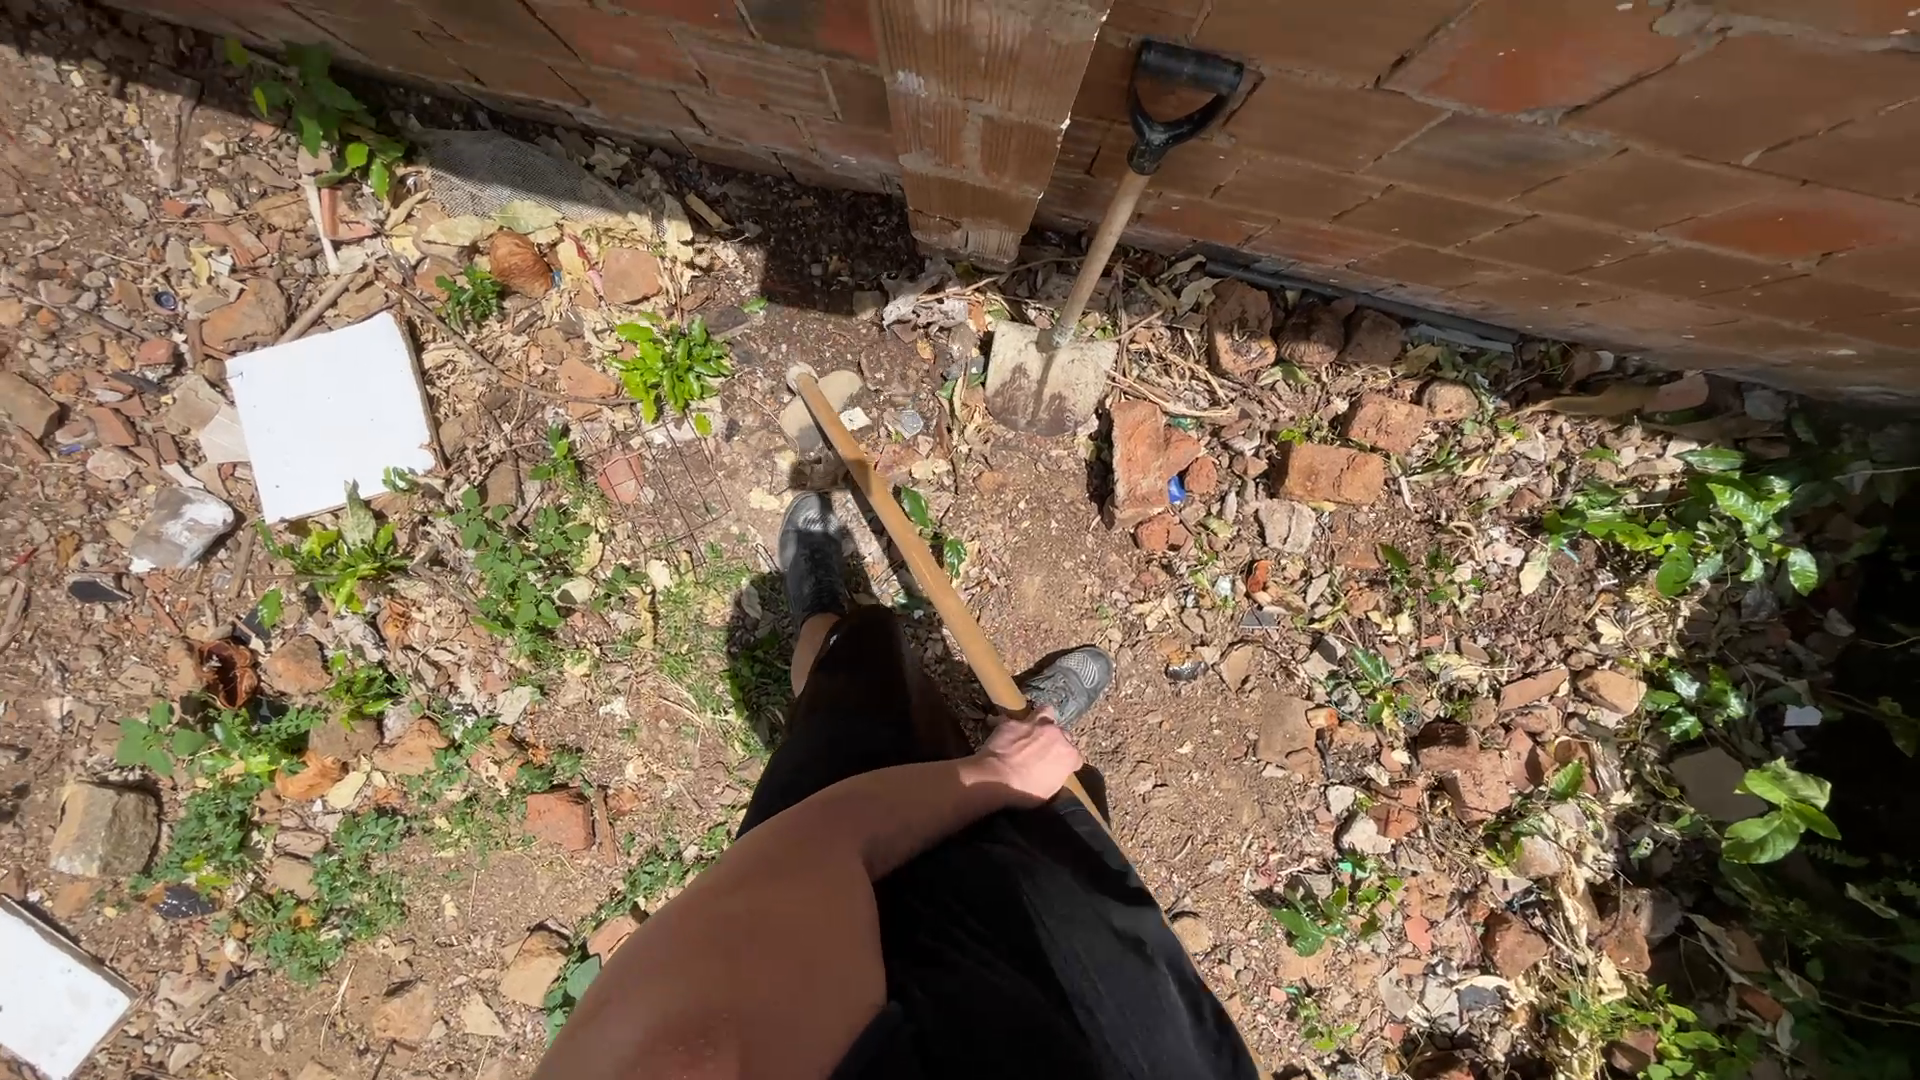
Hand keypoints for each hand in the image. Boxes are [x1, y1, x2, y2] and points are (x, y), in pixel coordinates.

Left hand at [967, 707, 1081, 805]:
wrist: (997, 778)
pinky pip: (1016, 720)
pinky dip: (1015, 727)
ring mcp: (1035, 725)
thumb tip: (1053, 772)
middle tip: (1046, 751)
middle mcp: (1056, 734)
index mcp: (1069, 755)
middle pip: (1063, 734)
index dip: (1066, 762)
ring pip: (1046, 712)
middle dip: (1056, 741)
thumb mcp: (1049, 791)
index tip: (1059, 767)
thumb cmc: (1024, 792)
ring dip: (1043, 720)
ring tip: (1036, 728)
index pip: (1075, 757)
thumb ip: (1057, 775)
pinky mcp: (1014, 722)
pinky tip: (1010, 734)